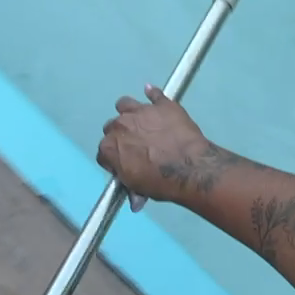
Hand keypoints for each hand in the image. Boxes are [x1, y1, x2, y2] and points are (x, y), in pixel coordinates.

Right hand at [97, 86, 221, 205]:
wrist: (189, 168)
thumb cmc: (161, 182)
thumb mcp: (140, 188)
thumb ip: (132, 188)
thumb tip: (135, 202)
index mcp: (109, 147)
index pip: (105, 151)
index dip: (115, 158)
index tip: (126, 162)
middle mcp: (119, 126)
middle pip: (113, 127)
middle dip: (122, 135)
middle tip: (137, 145)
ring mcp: (140, 112)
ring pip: (125, 104)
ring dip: (130, 112)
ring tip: (141, 120)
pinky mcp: (162, 104)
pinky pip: (153, 93)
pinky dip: (152, 94)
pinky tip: (151, 92)